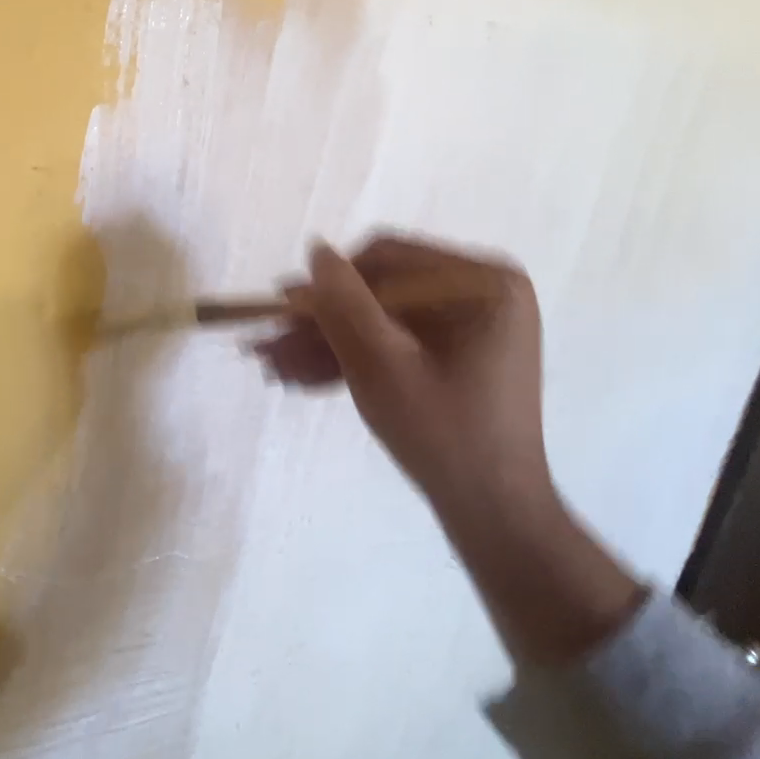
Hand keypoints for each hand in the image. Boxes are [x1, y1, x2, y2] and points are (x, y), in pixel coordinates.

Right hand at [252, 235, 549, 506]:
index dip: (328, 285)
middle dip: (320, 324)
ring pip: (379, 319)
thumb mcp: (381, 364)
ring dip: (325, 344)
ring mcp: (470, 324)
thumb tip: (315, 249)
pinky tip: (304, 378)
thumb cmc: (443, 432)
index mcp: (481, 283)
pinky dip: (353, 359)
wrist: (492, 509)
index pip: (385, 259)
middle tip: (266, 348)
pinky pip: (395, 342)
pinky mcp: (457, 354)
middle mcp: (481, 292)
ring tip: (275, 368)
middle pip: (378, 291)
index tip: (280, 317)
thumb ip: (344, 303)